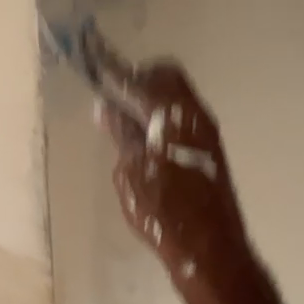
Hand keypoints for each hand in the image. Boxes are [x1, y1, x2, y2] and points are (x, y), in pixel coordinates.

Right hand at [96, 50, 251, 288]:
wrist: (210, 246)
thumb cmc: (163, 211)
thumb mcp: (130, 173)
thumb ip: (121, 135)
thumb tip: (107, 107)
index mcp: (171, 116)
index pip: (139, 79)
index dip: (113, 69)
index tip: (94, 57)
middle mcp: (194, 115)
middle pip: (166, 76)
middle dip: (138, 76)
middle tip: (111, 89)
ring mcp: (205, 131)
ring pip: (176, 96)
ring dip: (150, 96)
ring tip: (122, 113)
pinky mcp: (208, 148)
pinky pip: (181, 115)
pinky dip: (160, 114)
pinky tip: (143, 135)